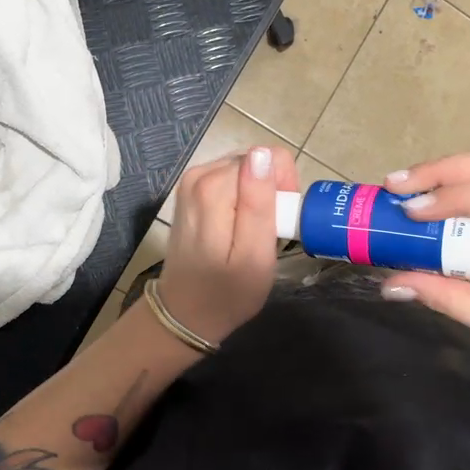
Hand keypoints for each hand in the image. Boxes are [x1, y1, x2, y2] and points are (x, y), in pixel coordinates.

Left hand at [157, 145, 297, 343]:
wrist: (184, 314)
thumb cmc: (227, 293)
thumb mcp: (254, 256)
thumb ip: (260, 204)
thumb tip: (264, 154)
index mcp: (214, 187)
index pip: (271, 157)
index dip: (284, 189)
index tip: (279, 223)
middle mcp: (199, 174)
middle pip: (256, 162)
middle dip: (270, 194)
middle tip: (265, 235)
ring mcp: (191, 182)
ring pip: (245, 172)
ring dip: (257, 200)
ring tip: (251, 235)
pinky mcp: (191, 192)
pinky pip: (231, 182)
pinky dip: (242, 203)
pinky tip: (238, 231)